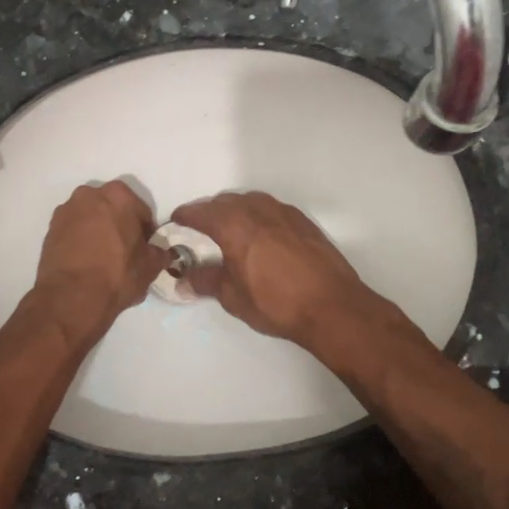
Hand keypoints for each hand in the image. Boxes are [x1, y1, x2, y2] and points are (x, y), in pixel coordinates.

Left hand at [32, 181, 165, 346]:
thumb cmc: (117, 274)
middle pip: (112, 210)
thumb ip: (159, 253)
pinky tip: (86, 264)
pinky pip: (73, 232)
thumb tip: (160, 253)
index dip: (146, 232)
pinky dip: (80, 242)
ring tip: (103, 261)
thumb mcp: (150, 266)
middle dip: (119, 227)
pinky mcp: (49, 230)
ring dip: (98, 233)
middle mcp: (88, 195)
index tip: (145, 250)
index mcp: (118, 195)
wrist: (71, 297)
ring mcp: (65, 211)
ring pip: (90, 220)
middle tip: (125, 254)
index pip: (140, 212)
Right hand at [173, 191, 401, 347]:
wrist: (333, 307)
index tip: (176, 220)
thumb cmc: (276, 303)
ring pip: (251, 201)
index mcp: (234, 226)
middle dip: (210, 211)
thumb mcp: (233, 297)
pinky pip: (272, 209)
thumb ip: (206, 281)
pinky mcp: (304, 223)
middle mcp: (257, 211)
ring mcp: (284, 214)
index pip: (201, 213)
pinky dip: (259, 215)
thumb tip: (184, 279)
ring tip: (231, 228)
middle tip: (200, 227)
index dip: (185, 215)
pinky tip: (262, 234)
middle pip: (226, 202)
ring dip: (235, 209)